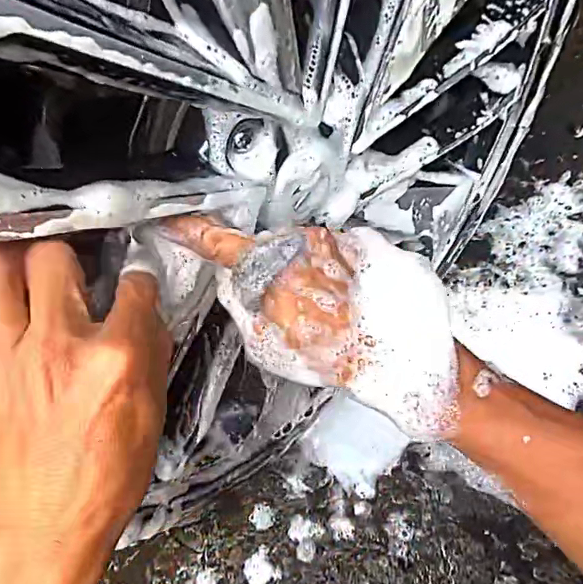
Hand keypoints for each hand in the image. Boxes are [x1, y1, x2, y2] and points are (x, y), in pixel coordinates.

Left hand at [0, 241, 170, 582]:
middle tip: (72, 280)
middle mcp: (59, 345)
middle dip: (69, 259)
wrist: (53, 516)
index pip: (134, 287)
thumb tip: (142, 314)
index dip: (139, 283)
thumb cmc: (112, 469)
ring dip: (8, 265)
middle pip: (53, 258)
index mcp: (115, 358)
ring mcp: (8, 355)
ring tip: (21, 281)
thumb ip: (149, 353)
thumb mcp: (152, 410)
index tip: (133, 292)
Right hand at [163, 215, 458, 438]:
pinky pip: (336, 249)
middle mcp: (303, 246)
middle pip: (268, 246)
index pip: (220, 242)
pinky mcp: (364, 243)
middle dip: (269, 269)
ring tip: (329, 308)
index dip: (194, 231)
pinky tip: (348, 299)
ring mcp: (336, 241)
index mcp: (271, 270)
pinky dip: (336, 269)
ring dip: (306, 271)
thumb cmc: (343, 358)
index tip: (179, 223)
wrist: (403, 360)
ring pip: (304, 247)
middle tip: (291, 305)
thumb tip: (231, 287)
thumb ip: (244, 308)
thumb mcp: (272, 347)